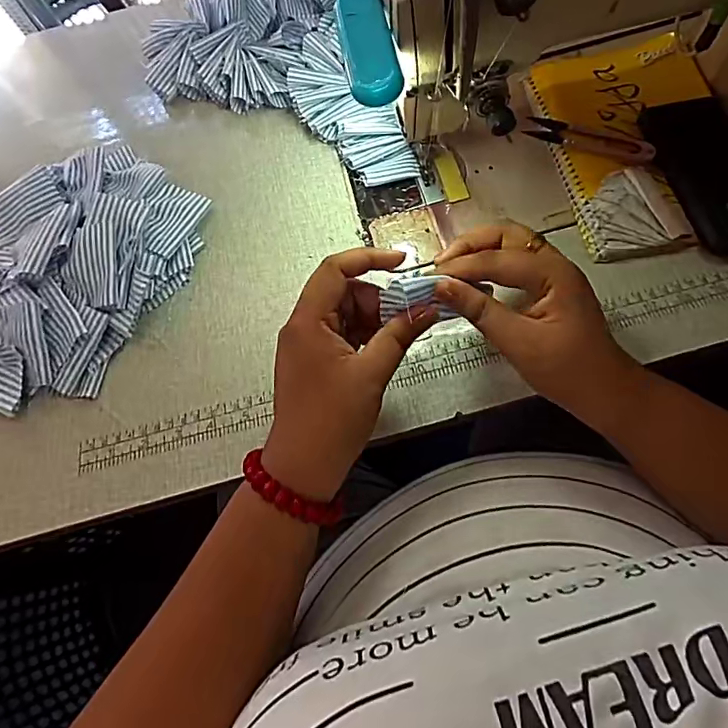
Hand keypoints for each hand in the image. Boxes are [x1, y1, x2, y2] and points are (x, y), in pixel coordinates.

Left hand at [263, 248, 436, 500]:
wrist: (302, 469)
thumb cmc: (328, 424)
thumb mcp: (372, 373)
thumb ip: (399, 334)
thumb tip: (424, 309)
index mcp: (307, 322)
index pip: (335, 269)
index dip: (369, 258)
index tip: (400, 261)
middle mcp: (302, 326)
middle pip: (344, 291)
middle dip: (379, 298)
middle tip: (408, 314)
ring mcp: (307, 343)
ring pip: (347, 312)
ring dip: (375, 319)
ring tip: (399, 336)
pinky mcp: (315, 359)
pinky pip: (344, 332)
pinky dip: (366, 335)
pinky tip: (385, 348)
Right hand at [430, 223, 642, 412]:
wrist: (607, 392)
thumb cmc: (567, 371)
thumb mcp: (518, 342)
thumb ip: (479, 310)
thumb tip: (442, 286)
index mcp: (553, 272)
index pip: (497, 258)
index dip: (462, 266)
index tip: (432, 278)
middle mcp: (556, 263)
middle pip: (507, 235)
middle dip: (471, 244)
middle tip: (442, 264)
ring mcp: (556, 272)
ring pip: (513, 244)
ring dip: (482, 250)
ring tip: (453, 268)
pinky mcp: (552, 285)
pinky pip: (518, 261)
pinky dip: (494, 262)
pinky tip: (477, 280)